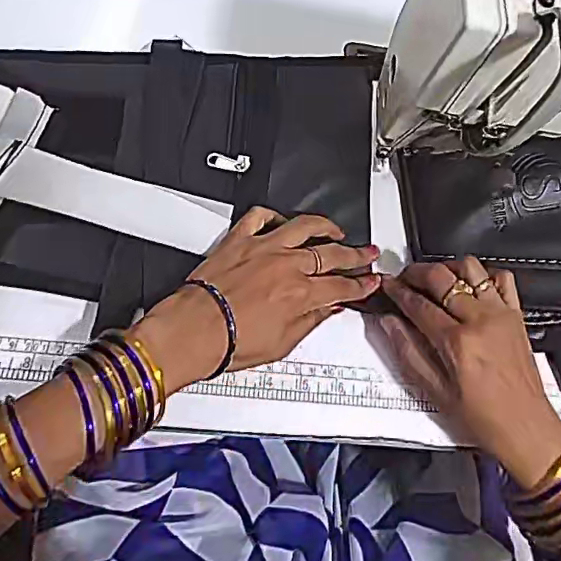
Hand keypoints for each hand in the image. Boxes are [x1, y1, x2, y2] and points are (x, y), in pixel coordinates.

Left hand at [130, 207, 379, 389]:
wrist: (191, 332)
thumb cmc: (227, 342)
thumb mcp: (281, 345)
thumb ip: (310, 322)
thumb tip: (327, 310)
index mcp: (300, 294)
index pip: (342, 286)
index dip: (361, 284)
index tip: (370, 281)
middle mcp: (286, 266)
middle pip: (332, 253)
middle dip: (356, 254)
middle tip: (367, 253)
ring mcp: (263, 248)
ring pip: (305, 226)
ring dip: (325, 226)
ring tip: (335, 229)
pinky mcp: (240, 240)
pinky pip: (260, 216)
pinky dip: (274, 215)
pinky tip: (282, 219)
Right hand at [375, 258, 560, 484]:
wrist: (526, 428)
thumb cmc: (486, 418)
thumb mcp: (436, 393)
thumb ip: (408, 353)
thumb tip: (389, 325)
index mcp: (458, 343)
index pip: (418, 304)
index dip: (398, 291)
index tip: (389, 286)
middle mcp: (481, 321)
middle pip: (441, 277)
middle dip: (416, 272)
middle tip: (405, 278)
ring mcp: (501, 314)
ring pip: (470, 267)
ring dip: (447, 268)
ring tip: (436, 278)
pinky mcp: (516, 315)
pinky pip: (501, 278)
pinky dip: (484, 275)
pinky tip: (471, 284)